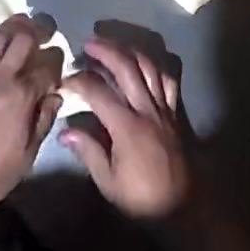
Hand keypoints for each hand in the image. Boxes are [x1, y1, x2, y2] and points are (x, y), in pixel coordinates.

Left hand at [0, 16, 63, 218]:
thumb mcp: (27, 155)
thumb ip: (43, 121)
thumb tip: (56, 97)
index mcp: (23, 96)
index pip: (47, 68)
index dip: (57, 63)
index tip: (60, 65)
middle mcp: (1, 77)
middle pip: (23, 41)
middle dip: (38, 31)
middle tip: (46, 30)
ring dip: (9, 26)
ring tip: (21, 21)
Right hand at [59, 38, 194, 218]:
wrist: (184, 207)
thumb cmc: (143, 198)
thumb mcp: (109, 182)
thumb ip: (88, 152)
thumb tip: (64, 132)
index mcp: (127, 126)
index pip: (98, 92)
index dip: (79, 81)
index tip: (65, 80)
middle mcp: (146, 109)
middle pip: (126, 67)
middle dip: (106, 51)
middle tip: (89, 43)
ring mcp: (164, 107)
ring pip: (148, 67)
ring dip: (129, 51)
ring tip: (113, 45)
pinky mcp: (175, 111)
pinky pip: (167, 80)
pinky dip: (154, 67)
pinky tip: (143, 63)